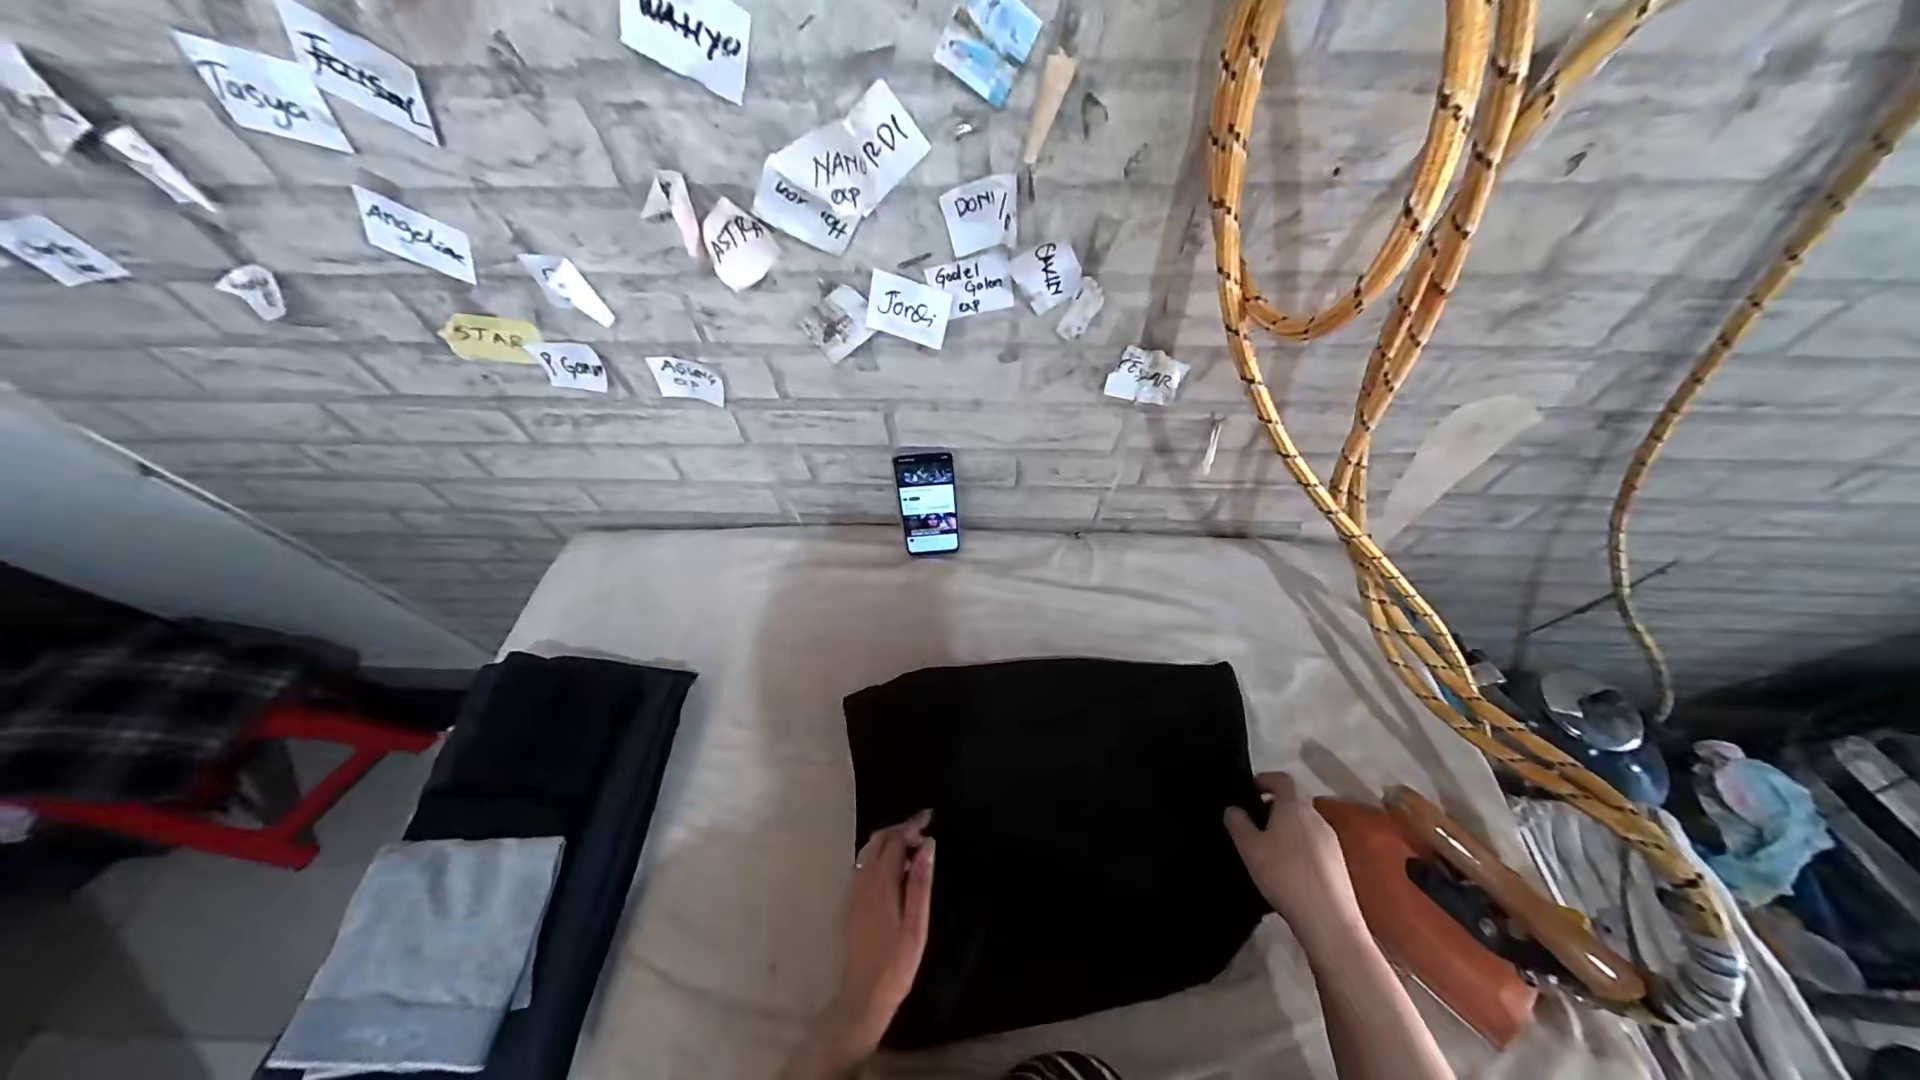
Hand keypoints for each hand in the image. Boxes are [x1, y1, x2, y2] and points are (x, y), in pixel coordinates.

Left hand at [814, 810, 934, 1064]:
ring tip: (912, 846)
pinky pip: (863, 865)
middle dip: (899, 828)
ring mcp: (854, 893)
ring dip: (889, 840)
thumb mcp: (917, 925)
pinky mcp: (852, 903)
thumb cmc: (896, 964)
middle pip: (877, 841)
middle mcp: (863, 883)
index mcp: (880, 885)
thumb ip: (920, 883)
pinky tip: (895, 868)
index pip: (894, 841)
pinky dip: (880, 854)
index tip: (929, 818)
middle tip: (923, 829)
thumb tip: (927, 846)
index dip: (911, 825)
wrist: (863, 996)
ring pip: (868, 851)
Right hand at [1224, 772, 1363, 939]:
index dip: (1264, 779)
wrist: (1328, 919)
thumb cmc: (1283, 874)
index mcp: (1294, 806)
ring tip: (1268, 850)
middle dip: (1273, 807)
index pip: (1282, 779)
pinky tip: (1288, 872)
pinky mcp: (1340, 864)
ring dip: (1287, 829)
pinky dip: (1299, 848)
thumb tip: (1234, 809)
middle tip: (1253, 823)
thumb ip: (1237, 822)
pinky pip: (1314, 845)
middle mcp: (1317, 818)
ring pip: (1304, 825)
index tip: (1249, 790)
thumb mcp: (1248, 847)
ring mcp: (1332, 841)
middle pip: (1294, 802)